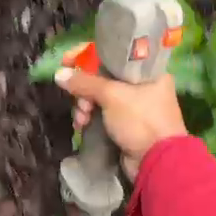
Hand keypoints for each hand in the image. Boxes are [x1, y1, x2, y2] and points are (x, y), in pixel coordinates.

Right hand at [53, 66, 186, 177]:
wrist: (158, 161)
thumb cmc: (141, 120)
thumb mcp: (112, 96)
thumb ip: (85, 83)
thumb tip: (58, 74)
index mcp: (147, 71)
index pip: (112, 54)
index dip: (86, 55)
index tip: (66, 62)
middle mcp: (141, 85)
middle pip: (100, 77)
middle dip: (83, 90)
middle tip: (80, 102)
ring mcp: (133, 105)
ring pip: (97, 96)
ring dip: (84, 106)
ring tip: (82, 118)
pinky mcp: (124, 123)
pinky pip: (100, 112)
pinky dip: (89, 117)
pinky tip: (82, 126)